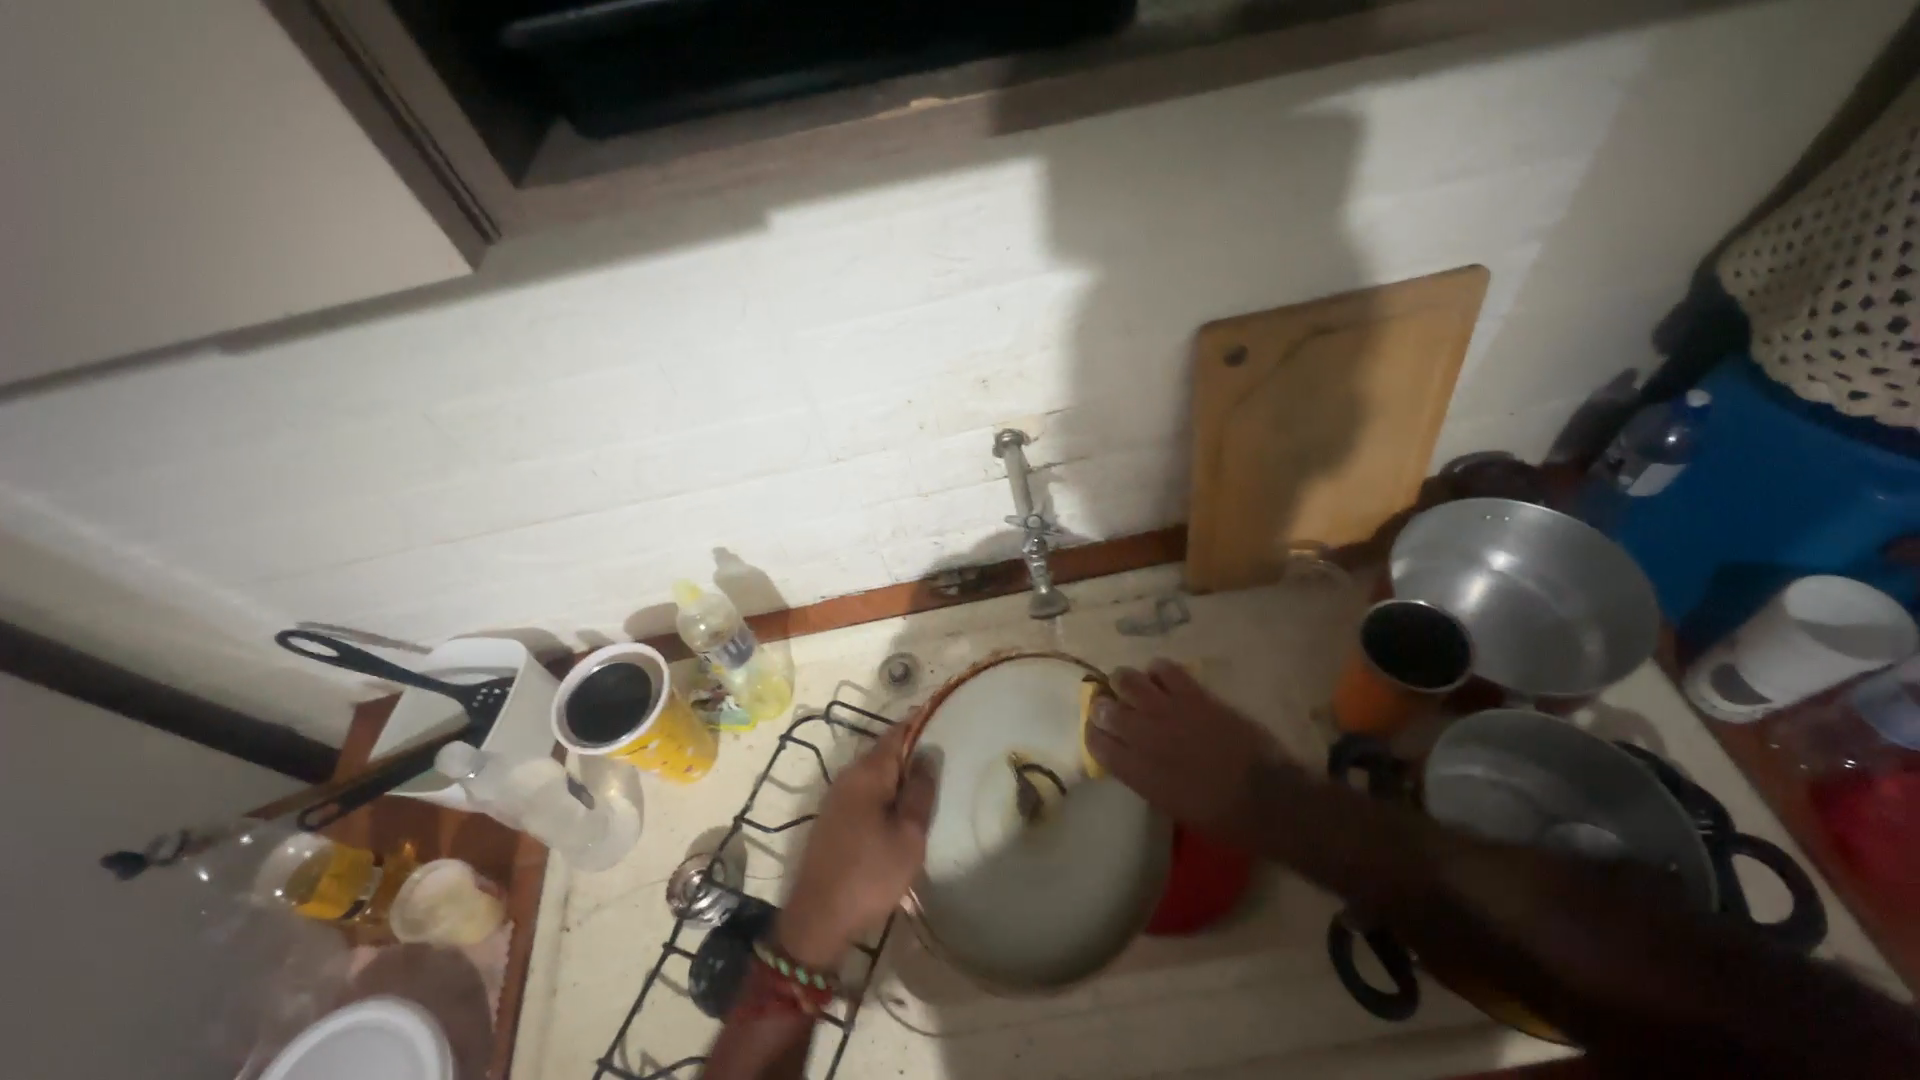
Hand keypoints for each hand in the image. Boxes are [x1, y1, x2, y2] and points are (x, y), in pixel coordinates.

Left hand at [776, 719, 936, 968]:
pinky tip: (905, 807)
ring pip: (875, 774)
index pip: (897, 733)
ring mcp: (836, 799)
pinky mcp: (833, 821)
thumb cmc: (870, 875)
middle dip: (914, 749)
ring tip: (933, 780)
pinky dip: (887, 792)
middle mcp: (847, 778)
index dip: (921, 723)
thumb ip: (920, 791)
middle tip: (949, 753)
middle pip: (885, 752)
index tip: (948, 716)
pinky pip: (866, 793)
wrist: (818, 919)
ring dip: (901, 774)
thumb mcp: (908, 835)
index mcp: (866, 774)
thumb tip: (928, 754)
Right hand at [1085, 659, 1292, 841]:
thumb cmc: (1219, 816)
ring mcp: (1168, 711)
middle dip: (1104, 705)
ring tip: (1131, 687)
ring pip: (1127, 680)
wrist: (1265, 798)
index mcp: (1135, 771)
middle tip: (1113, 707)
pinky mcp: (1194, 695)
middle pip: (1104, 707)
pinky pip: (1164, 669)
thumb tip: (1136, 760)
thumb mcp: (1170, 805)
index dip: (1093, 733)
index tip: (1099, 731)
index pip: (1095, 742)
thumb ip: (1145, 777)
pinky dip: (1157, 671)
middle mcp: (1143, 737)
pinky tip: (1162, 680)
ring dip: (1124, 683)